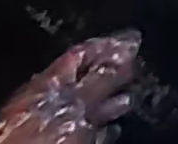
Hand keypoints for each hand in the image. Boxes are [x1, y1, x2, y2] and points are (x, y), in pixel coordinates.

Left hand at [0, 31, 151, 143]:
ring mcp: (44, 127)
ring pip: (82, 108)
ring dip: (107, 104)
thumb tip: (127, 50)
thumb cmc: (40, 139)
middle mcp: (43, 101)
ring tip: (129, 101)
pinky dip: (97, 129)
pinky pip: (79, 132)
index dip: (108, 46)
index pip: (80, 53)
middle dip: (112, 75)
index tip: (133, 43)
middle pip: (83, 80)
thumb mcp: (75, 104)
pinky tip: (111, 130)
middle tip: (137, 71)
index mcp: (46, 82)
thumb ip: (101, 78)